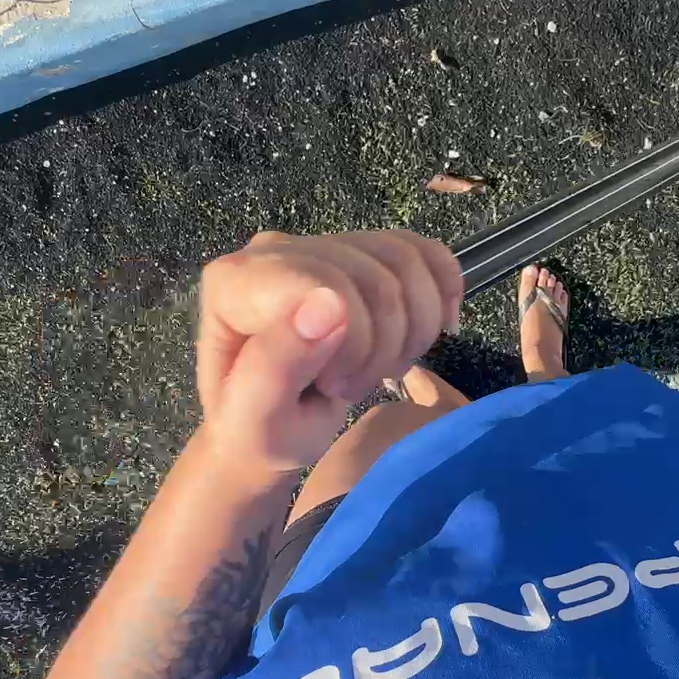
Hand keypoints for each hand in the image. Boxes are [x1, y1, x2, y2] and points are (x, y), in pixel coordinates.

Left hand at [195, 230, 462, 476]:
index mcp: (235, 282)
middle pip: (376, 276)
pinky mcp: (364, 253)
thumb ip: (276, 365)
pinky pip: (425, 251)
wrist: (274, 426)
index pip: (326, 283)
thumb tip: (328, 302)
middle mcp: (277, 248)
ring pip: (408, 261)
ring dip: (414, 330)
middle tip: (352, 386)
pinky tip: (435, 328)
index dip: (353, 343)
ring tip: (380, 367)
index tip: (331, 384)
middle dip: (383, 347)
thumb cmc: (260, 433)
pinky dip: (442, 293)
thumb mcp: (258, 423)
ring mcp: (325, 245)